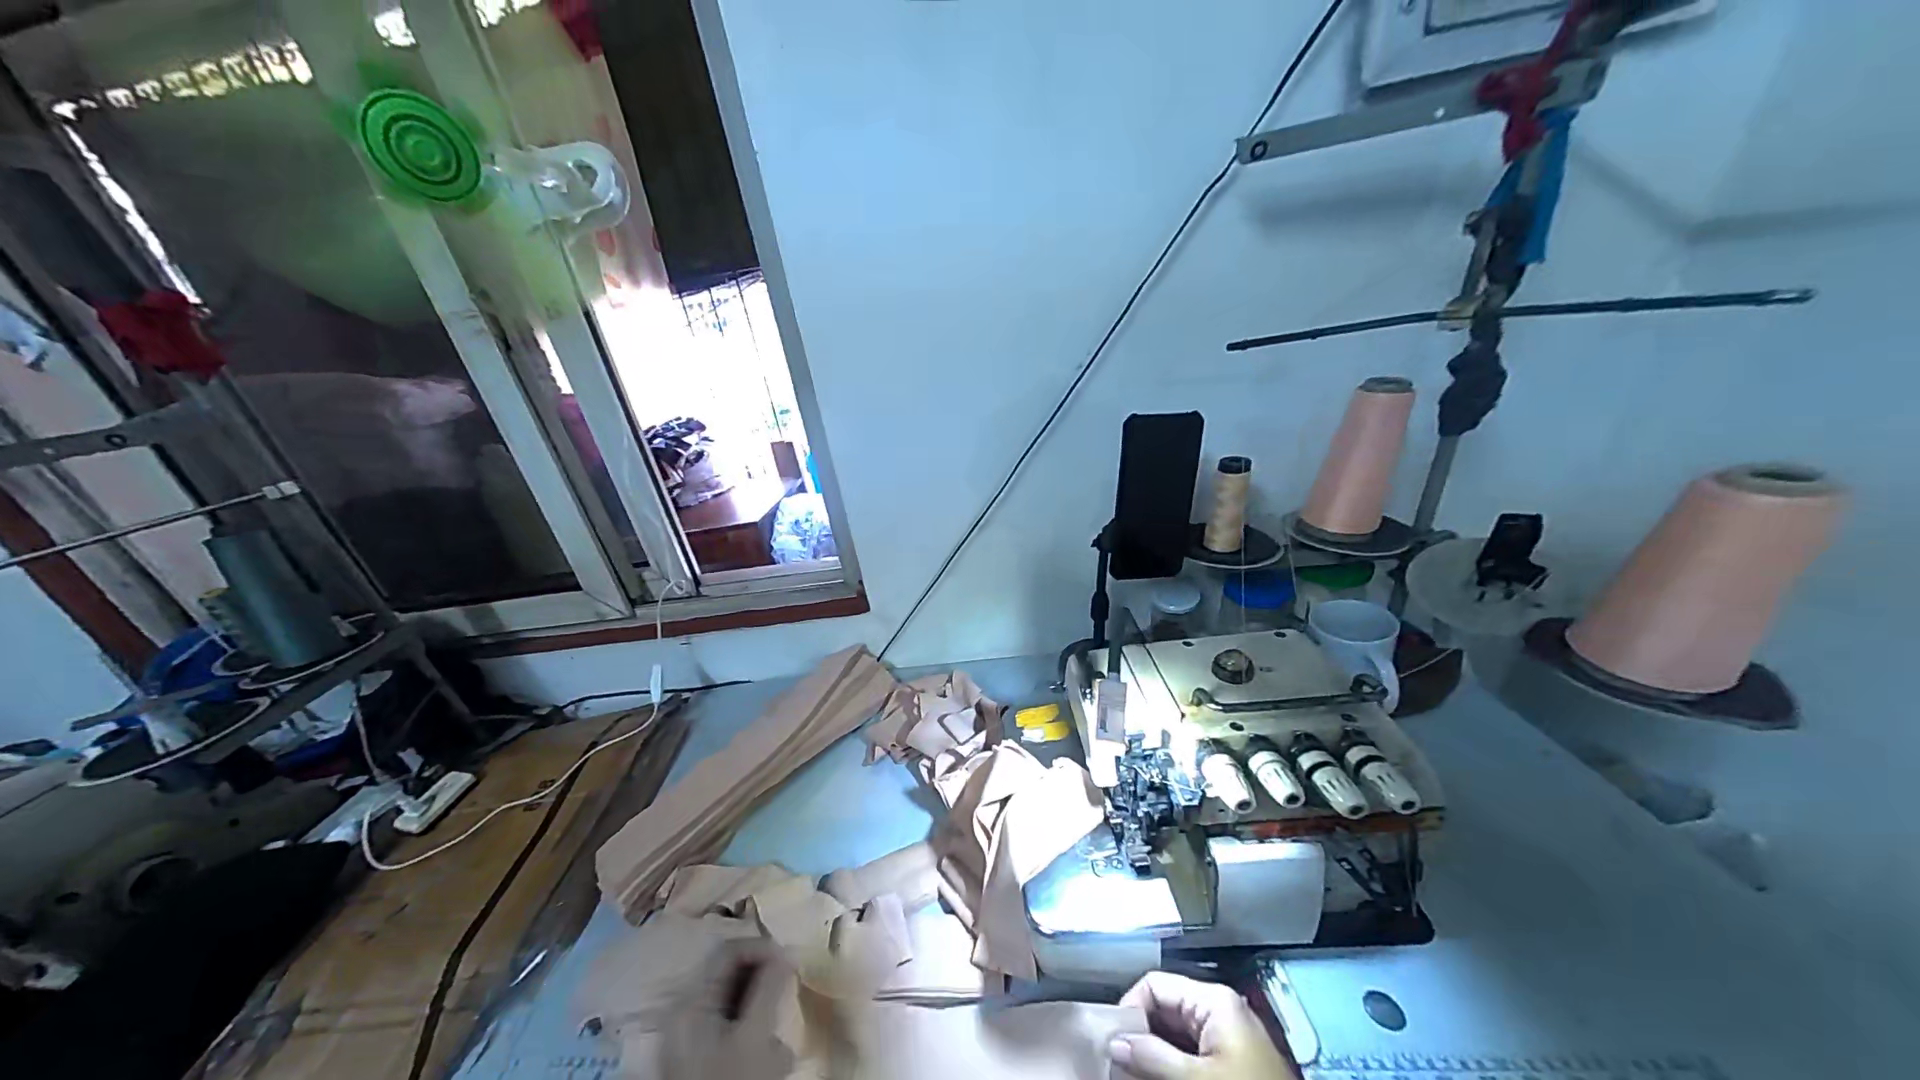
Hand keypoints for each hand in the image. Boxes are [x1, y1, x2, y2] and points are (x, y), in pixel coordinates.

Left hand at [658, 938, 795, 1079]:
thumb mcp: (755, 1035)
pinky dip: (757, 1037)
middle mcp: (687, 1015)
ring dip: (765, 1015)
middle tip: (790, 994)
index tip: (792, 961)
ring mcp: (692, 1040)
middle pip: (732, 977)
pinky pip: (734, 1032)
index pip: (729, 950)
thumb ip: (769, 987)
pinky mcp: (702, 1062)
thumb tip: (786, 952)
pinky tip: (773, 1063)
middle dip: (766, 984)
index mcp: (691, 1002)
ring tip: (780, 1043)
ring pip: (737, 1006)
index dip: (763, 947)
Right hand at [1108, 971, 1299, 1079]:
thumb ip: (1153, 1057)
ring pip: (1174, 1037)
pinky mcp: (1231, 1066)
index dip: (1129, 1010)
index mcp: (1214, 1000)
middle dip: (1139, 1037)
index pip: (1155, 985)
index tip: (1112, 1044)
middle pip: (1163, 1010)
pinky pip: (1189, 1057)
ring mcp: (1226, 1041)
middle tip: (1116, 1066)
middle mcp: (1219, 1012)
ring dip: (1152, 1057)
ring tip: (1129, 1075)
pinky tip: (1153, 1078)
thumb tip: (1115, 1042)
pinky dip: (1170, 1069)